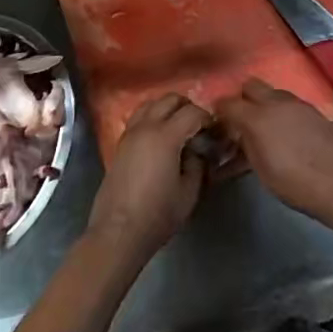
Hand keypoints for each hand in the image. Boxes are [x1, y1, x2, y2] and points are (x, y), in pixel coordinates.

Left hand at [87, 94, 211, 263]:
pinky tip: (160, 138)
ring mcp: (129, 134)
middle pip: (169, 99)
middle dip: (187, 106)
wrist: (119, 232)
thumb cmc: (158, 214)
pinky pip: (138, 118)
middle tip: (198, 125)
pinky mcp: (120, 144)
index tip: (214, 130)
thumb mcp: (189, 192)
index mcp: (165, 136)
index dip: (207, 117)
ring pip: (150, 104)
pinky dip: (152, 117)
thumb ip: (197, 165)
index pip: (192, 112)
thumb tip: (197, 152)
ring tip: (178, 127)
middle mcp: (145, 127)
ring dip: (167, 109)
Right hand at [216, 81, 332, 259]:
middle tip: (241, 123)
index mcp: (257, 117)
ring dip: (264, 105)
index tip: (218, 125)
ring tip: (265, 130)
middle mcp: (276, 102)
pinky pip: (290, 103)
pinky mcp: (314, 110)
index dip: (219, 113)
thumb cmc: (295, 183)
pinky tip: (287, 133)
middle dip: (242, 100)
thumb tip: (236, 136)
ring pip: (272, 93)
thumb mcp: (260, 169)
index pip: (227, 103)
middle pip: (250, 87)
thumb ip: (245, 146)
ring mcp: (298, 103)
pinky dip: (282, 112)